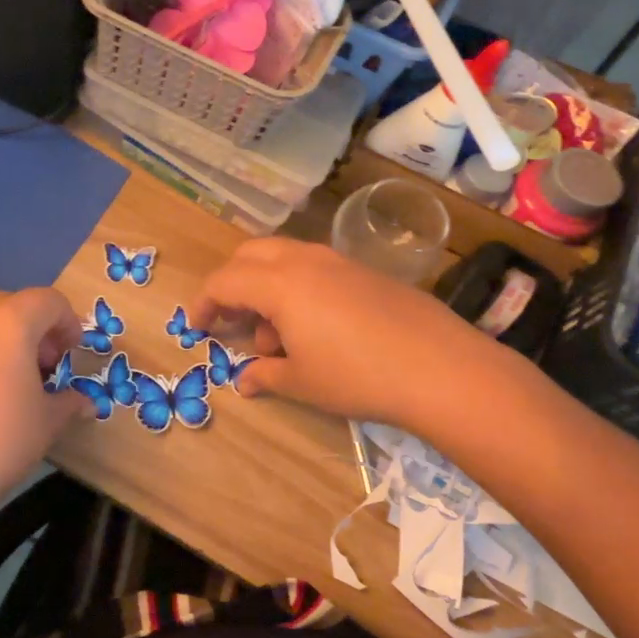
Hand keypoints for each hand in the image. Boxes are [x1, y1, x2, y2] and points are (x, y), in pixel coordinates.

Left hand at [0, 287, 86, 518]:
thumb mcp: (45, 423)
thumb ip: (68, 403)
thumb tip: (84, 403)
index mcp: (9, 321)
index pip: (48, 301)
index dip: (68, 322)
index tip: (72, 353)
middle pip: (13, 304)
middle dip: (35, 329)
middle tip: (45, 367)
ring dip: (4, 338)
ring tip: (12, 382)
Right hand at [189, 238, 533, 430]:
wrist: (442, 368)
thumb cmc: (358, 376)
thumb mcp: (302, 382)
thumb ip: (266, 375)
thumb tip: (244, 380)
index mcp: (279, 283)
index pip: (225, 281)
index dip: (204, 303)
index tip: (196, 327)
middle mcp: (305, 261)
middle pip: (250, 255)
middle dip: (232, 283)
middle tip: (231, 320)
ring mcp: (339, 262)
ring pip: (284, 257)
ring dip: (266, 287)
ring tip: (276, 337)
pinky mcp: (366, 272)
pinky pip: (315, 268)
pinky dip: (297, 288)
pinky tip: (315, 329)